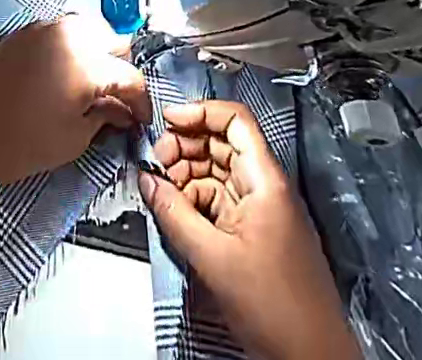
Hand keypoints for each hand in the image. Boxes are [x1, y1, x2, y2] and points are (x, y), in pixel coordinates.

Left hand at [0, 15, 150, 187]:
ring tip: (93, 83)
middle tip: (117, 97)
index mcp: (86, 62)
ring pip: (87, 28)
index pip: (129, 74)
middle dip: (120, 65)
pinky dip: (72, 45)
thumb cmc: (26, 142)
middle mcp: (68, 35)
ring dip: (97, 50)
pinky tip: (67, 72)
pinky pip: (61, 29)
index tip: (140, 120)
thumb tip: (122, 110)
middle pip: (113, 38)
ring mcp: (43, 28)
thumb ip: (106, 115)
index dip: (141, 101)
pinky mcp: (24, 32)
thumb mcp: (76, 136)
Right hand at [139, 101, 359, 359]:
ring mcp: (261, 209)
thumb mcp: (213, 257)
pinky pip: (219, 198)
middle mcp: (265, 188)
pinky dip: (195, 198)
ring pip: (217, 171)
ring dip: (186, 173)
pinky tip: (177, 211)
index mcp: (266, 182)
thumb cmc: (276, 309)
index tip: (166, 122)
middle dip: (184, 146)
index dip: (199, 112)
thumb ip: (174, 212)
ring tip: (163, 190)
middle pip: (221, 143)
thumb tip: (145, 179)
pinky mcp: (254, 231)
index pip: (234, 121)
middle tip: (156, 163)